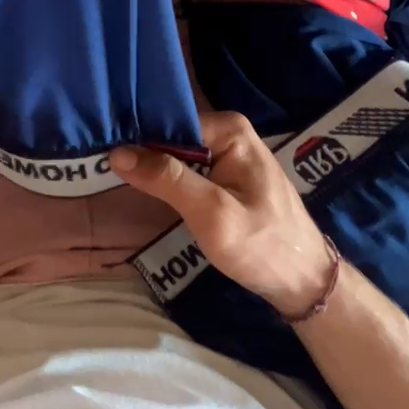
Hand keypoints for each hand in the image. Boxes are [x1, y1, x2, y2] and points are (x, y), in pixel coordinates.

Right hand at [112, 112, 336, 318]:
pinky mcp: (224, 176)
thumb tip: (117, 153)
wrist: (305, 285)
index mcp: (229, 130)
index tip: (105, 156)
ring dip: (151, 168)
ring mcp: (227, 154)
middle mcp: (228, 133)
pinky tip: (143, 188)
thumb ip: (167, 180)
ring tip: (114, 176)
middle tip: (104, 169)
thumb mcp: (212, 213)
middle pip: (170, 136)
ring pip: (174, 154)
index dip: (138, 140)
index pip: (169, 124)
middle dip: (142, 154)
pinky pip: (185, 169)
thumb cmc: (263, 247)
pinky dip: (165, 180)